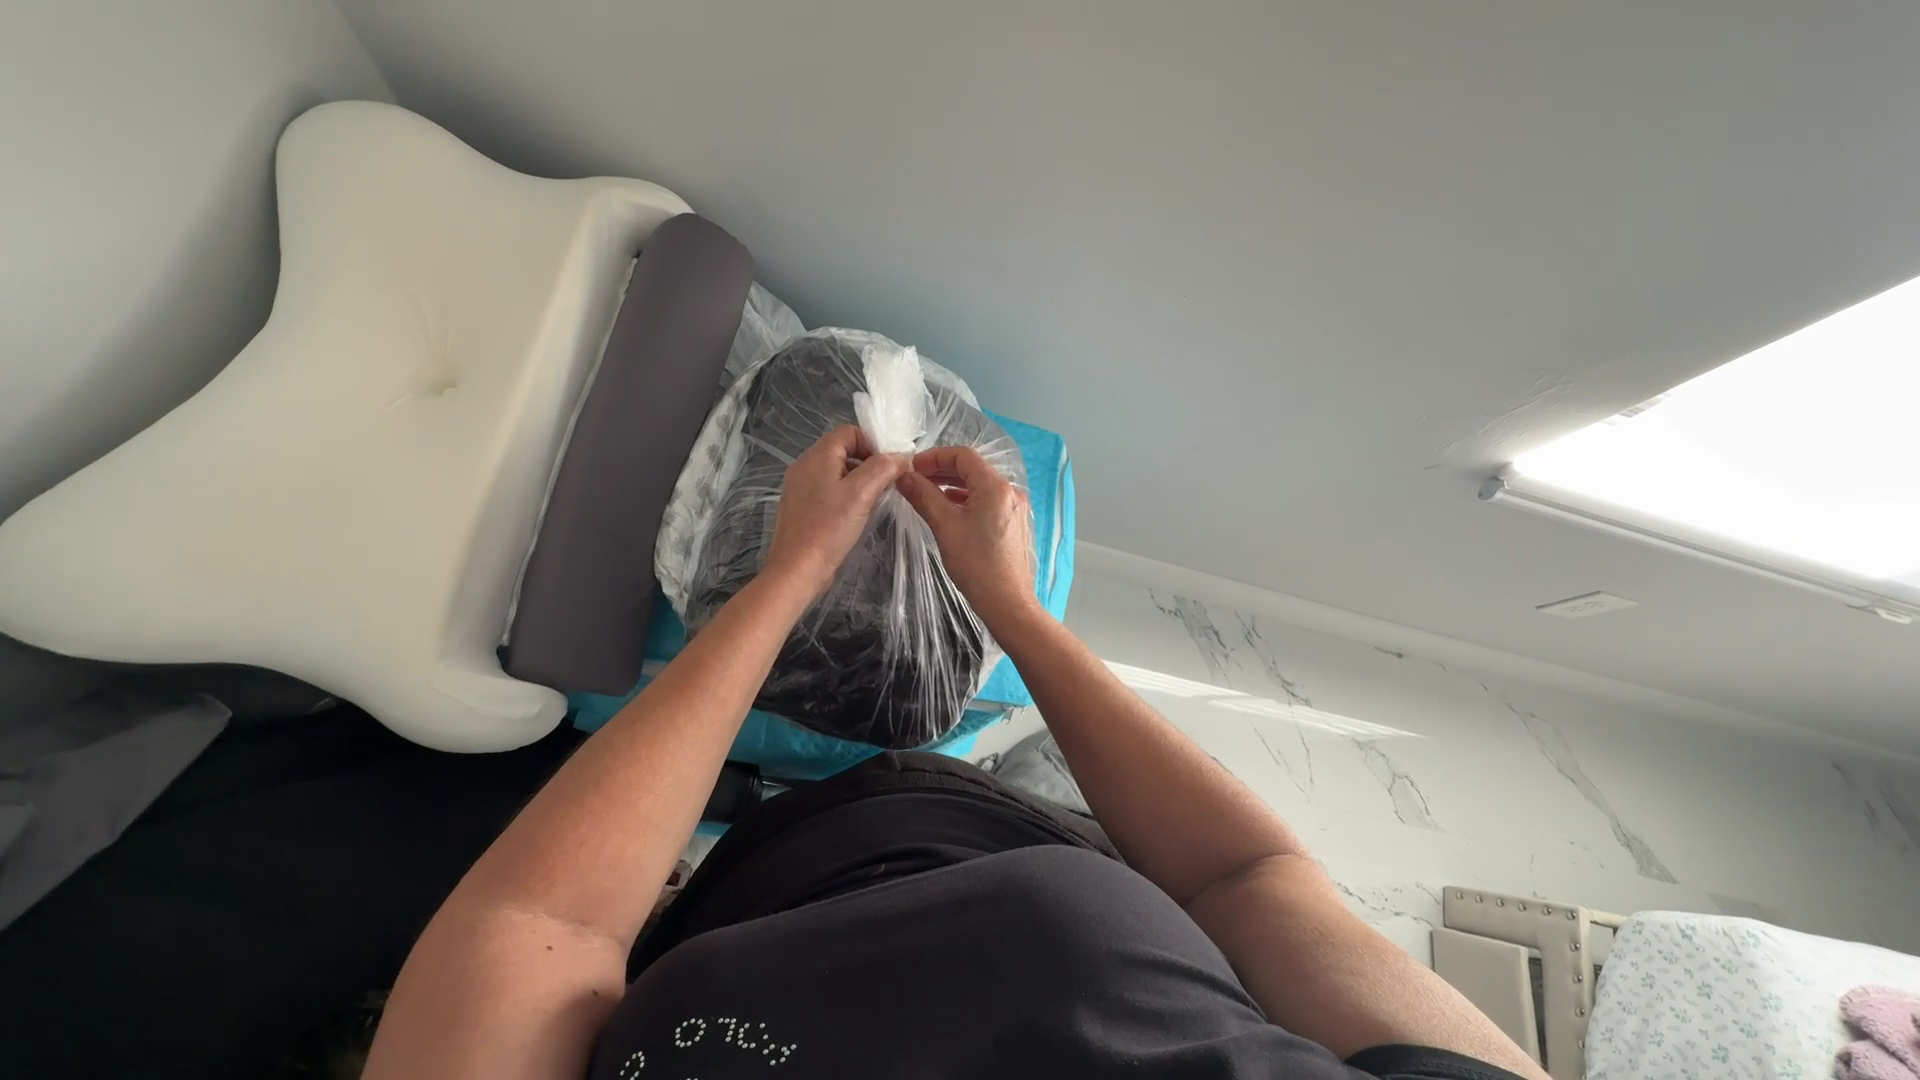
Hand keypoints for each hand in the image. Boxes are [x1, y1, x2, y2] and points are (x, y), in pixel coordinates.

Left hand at [763, 426, 902, 599]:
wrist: (797, 569)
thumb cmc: (829, 528)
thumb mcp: (861, 493)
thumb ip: (883, 468)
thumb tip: (901, 457)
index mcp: (817, 456)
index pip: (849, 432)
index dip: (874, 443)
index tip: (891, 466)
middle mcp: (805, 466)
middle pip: (843, 451)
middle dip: (869, 463)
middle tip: (887, 485)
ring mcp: (800, 488)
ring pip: (837, 472)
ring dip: (859, 482)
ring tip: (875, 501)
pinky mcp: (802, 508)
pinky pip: (828, 491)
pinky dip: (846, 496)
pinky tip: (857, 515)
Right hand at [895, 445, 1039, 627]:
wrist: (1007, 602)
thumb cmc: (976, 565)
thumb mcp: (945, 526)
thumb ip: (923, 496)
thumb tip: (904, 477)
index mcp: (996, 487)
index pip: (963, 455)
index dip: (934, 456)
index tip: (912, 467)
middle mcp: (1010, 492)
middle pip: (972, 469)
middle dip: (941, 470)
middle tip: (915, 478)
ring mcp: (1014, 508)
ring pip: (979, 486)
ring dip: (952, 485)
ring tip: (926, 492)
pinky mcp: (1013, 524)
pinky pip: (986, 501)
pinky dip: (965, 500)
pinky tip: (947, 509)